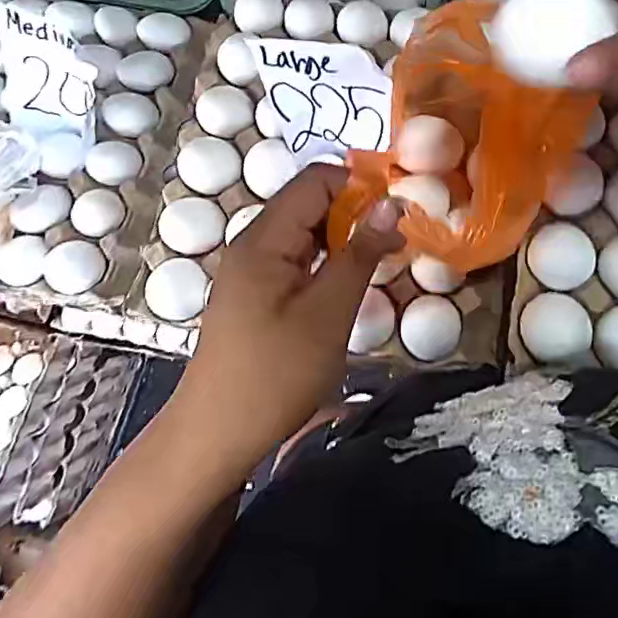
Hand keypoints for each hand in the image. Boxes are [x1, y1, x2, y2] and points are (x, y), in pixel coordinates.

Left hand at [175, 165, 403, 468]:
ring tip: (387, 258)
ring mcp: (254, 268)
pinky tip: (355, 281)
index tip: (398, 212)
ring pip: (308, 231)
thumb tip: (391, 203)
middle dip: (358, 212)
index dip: (360, 186)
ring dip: (348, 238)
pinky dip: (331, 261)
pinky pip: (300, 258)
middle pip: (311, 202)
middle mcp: (255, 243)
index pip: (316, 181)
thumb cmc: (275, 374)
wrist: (217, 436)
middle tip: (400, 239)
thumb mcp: (330, 311)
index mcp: (264, 239)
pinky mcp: (259, 292)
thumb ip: (361, 252)